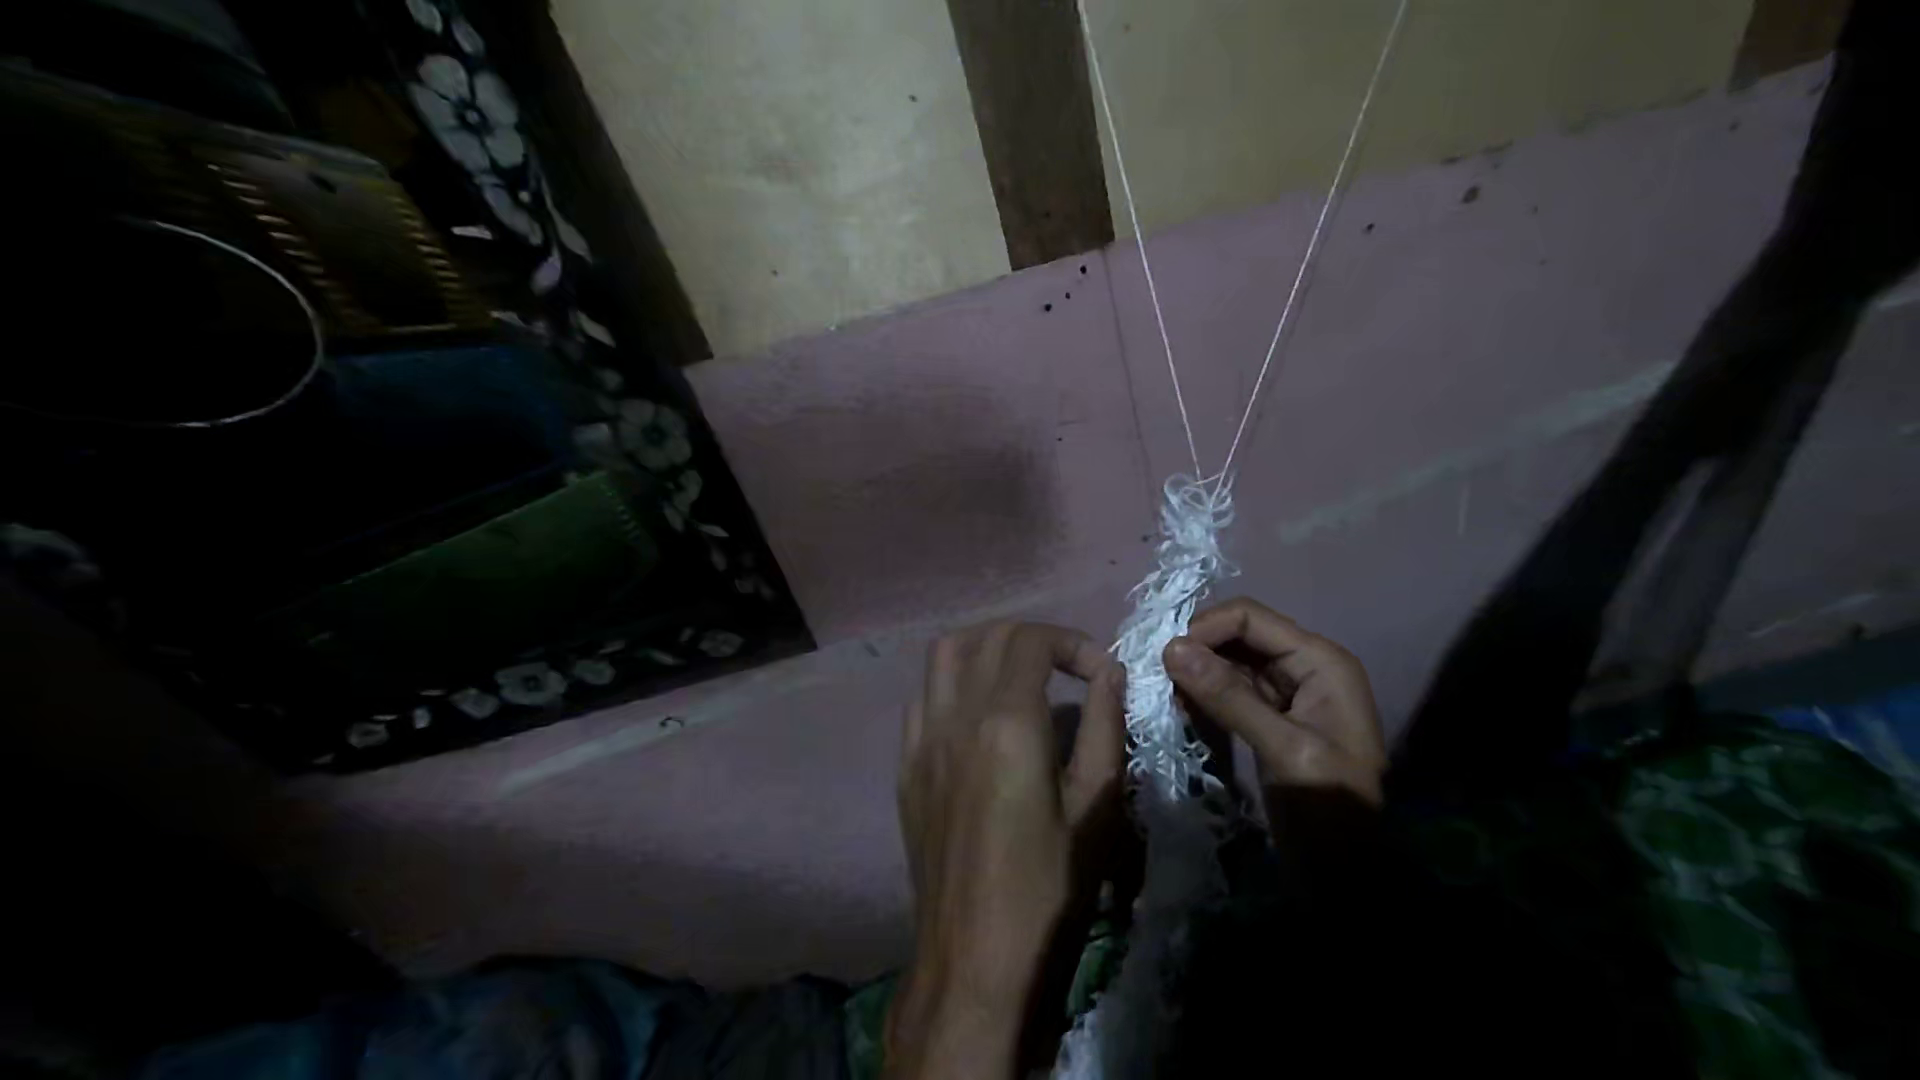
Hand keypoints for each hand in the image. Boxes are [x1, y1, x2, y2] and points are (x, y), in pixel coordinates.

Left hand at [888, 621, 1125, 1079]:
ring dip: (984, 646)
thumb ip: (1104, 726)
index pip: (1029, 641)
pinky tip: (978, 714)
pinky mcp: (905, 765)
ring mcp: (921, 739)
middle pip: (985, 636)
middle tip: (1066, 667)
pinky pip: (923, 695)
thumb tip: (1110, 671)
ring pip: (943, 654)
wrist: (973, 960)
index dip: (1071, 642)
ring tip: (1020, 674)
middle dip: (1032, 638)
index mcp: (1005, 723)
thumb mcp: (1096, 809)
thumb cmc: (1049, 890)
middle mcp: (955, 716)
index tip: (1100, 672)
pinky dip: (953, 681)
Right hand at [1163, 598, 1385, 811]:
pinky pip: (1229, 689)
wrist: (1350, 877)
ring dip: (1196, 672)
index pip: (1251, 619)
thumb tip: (1170, 648)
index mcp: (1320, 662)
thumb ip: (1228, 695)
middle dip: (1197, 649)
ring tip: (1166, 695)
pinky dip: (1203, 694)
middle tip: (1159, 677)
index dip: (1205, 628)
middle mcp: (1305, 666)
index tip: (1166, 658)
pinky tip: (1180, 708)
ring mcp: (1287, 692)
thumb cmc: (1328, 810)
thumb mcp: (1283, 749)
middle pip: (1238, 635)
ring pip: (1228, 661)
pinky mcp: (1269, 717)